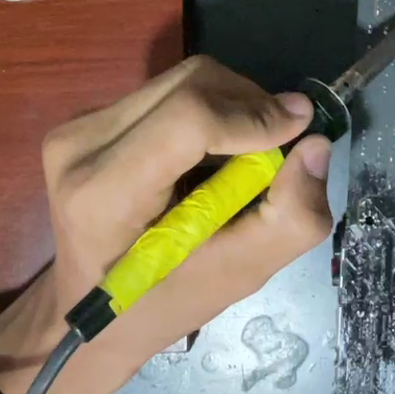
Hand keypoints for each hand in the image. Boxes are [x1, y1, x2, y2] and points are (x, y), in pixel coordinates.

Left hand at [0, 56, 332, 393]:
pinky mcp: (90, 118)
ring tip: (246, 156)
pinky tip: (214, 152)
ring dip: (233, 106)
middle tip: (281, 146)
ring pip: (184, 79)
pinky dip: (210, 109)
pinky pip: (169, 90)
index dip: (254, 116)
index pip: (189, 119)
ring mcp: (79, 126)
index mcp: (104, 194)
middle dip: (251, 106)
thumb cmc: (161, 304)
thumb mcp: (237, 277)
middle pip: (191, 84)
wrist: (87, 314)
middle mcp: (80, 145)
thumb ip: (290, 218)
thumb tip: (315, 143)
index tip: (301, 129)